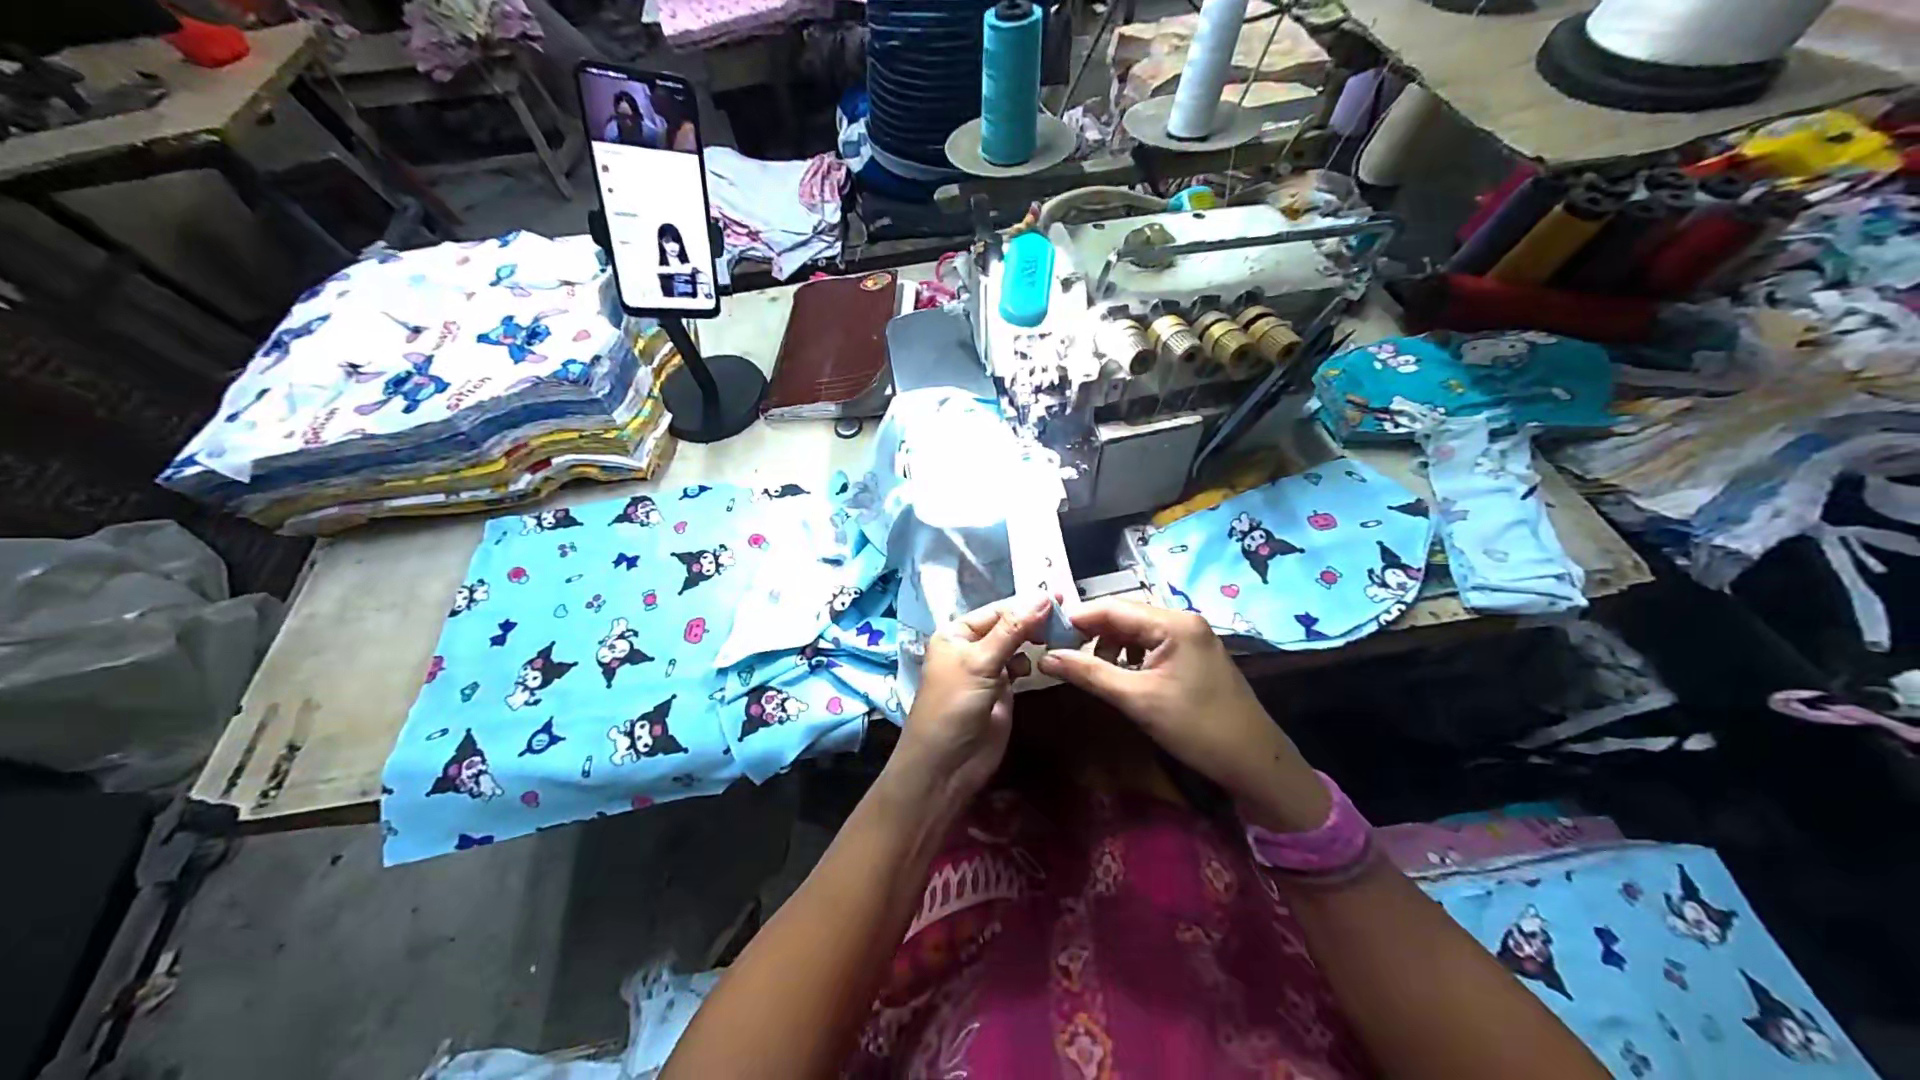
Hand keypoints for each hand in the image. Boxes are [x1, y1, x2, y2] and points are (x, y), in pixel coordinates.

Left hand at [887, 595, 1050, 808]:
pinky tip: (1049, 659)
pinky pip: (1021, 667)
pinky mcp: (1002, 691)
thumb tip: (1043, 596)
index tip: (1061, 597)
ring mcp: (988, 670)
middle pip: (1008, 626)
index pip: (997, 610)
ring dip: (1037, 640)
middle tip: (1069, 615)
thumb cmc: (954, 706)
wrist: (947, 765)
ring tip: (1064, 634)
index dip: (1027, 604)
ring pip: (1017, 646)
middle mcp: (971, 647)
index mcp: (957, 634)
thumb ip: (1013, 630)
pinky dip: (1034, 661)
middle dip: (1034, 621)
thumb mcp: (980, 663)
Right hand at [1036, 599, 1330, 831]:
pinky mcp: (1193, 655)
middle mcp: (1182, 620)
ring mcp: (1191, 637)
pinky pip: (1151, 645)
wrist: (1255, 762)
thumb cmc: (1196, 728)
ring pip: (1135, 632)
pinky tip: (1120, 677)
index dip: (1076, 620)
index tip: (1044, 637)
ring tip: (1091, 672)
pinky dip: (1129, 657)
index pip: (1111, 607)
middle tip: (1061, 656)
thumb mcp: (1136, 700)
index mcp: (1172, 623)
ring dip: (1109, 647)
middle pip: (1123, 617)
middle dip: (1091, 635)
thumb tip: (1046, 657)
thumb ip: (1089, 673)